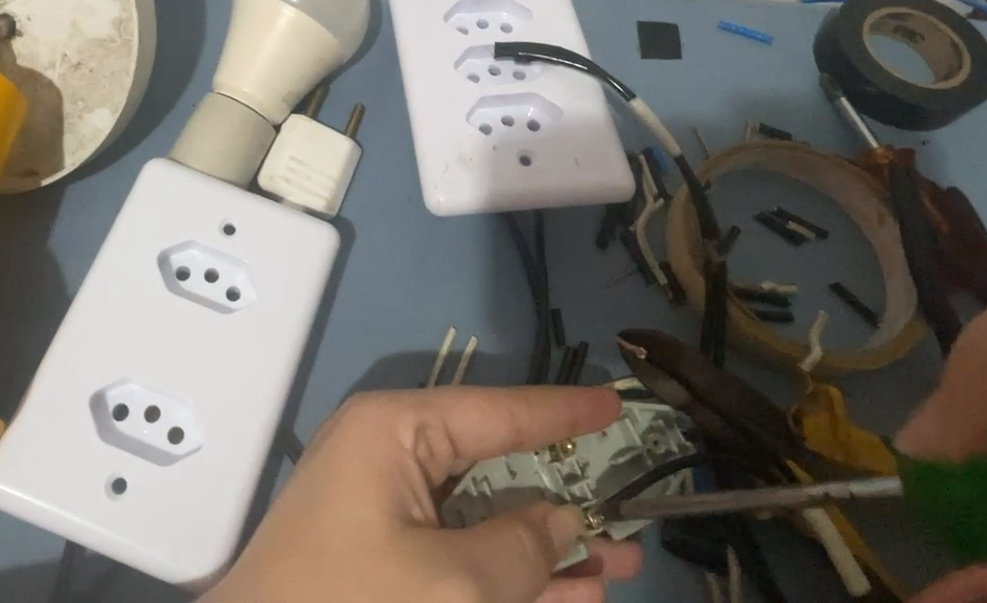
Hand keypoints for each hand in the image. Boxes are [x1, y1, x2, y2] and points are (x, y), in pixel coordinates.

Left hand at [205, 385, 642, 602]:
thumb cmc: (354, 601)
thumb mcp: (451, 582)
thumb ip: (518, 547)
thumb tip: (561, 521)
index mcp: (396, 430)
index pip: (496, 410)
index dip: (560, 411)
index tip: (615, 403)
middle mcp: (390, 454)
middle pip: (495, 463)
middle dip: (564, 492)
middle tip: (632, 506)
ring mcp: (385, 506)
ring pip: (485, 515)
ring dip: (549, 544)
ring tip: (624, 561)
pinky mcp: (382, 551)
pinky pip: (461, 550)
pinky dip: (511, 572)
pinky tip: (574, 592)